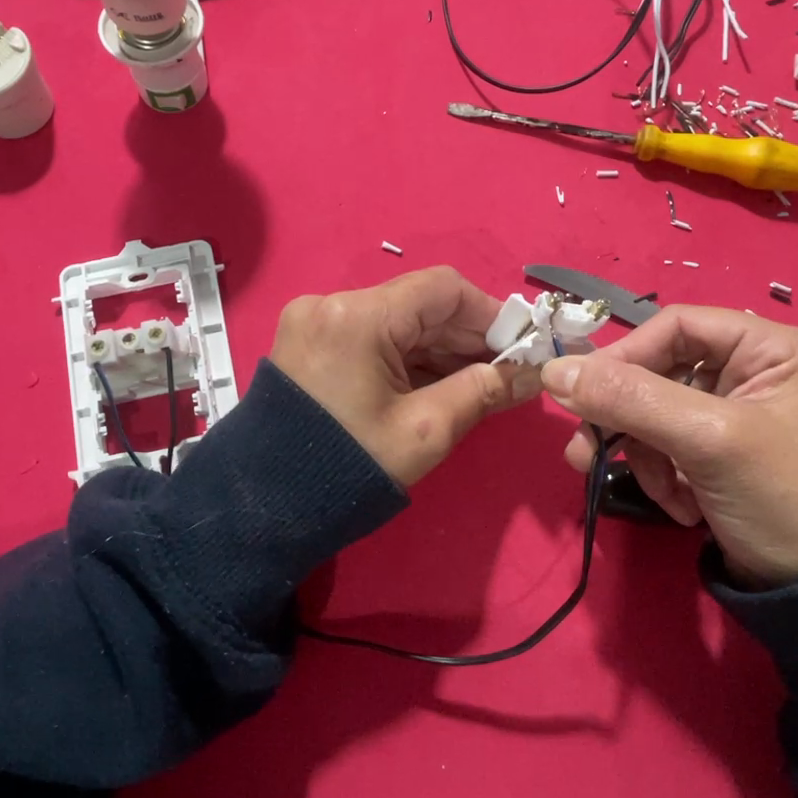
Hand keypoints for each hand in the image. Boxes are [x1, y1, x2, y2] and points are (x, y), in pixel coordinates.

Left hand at [269, 267, 539, 485]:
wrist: (265, 509)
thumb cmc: (350, 467)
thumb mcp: (425, 431)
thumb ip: (483, 391)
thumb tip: (532, 375)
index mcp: (356, 316)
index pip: (442, 289)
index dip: (489, 314)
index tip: (522, 346)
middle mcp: (330, 304)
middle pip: (418, 304)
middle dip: (467, 337)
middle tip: (507, 372)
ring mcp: (315, 323)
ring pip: (397, 322)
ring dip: (440, 350)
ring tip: (480, 385)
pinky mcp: (309, 345)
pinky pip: (373, 339)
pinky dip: (408, 359)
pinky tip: (441, 385)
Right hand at [541, 306, 797, 587]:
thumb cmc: (782, 501)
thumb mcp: (706, 442)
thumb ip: (629, 398)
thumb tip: (552, 370)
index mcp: (780, 348)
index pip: (678, 325)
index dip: (625, 355)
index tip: (580, 394)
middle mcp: (765, 369)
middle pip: (665, 371)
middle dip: (629, 417)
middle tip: (584, 453)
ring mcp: (747, 412)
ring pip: (662, 411)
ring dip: (647, 454)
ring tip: (661, 494)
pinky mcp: (731, 450)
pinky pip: (674, 443)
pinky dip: (666, 473)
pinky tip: (683, 505)